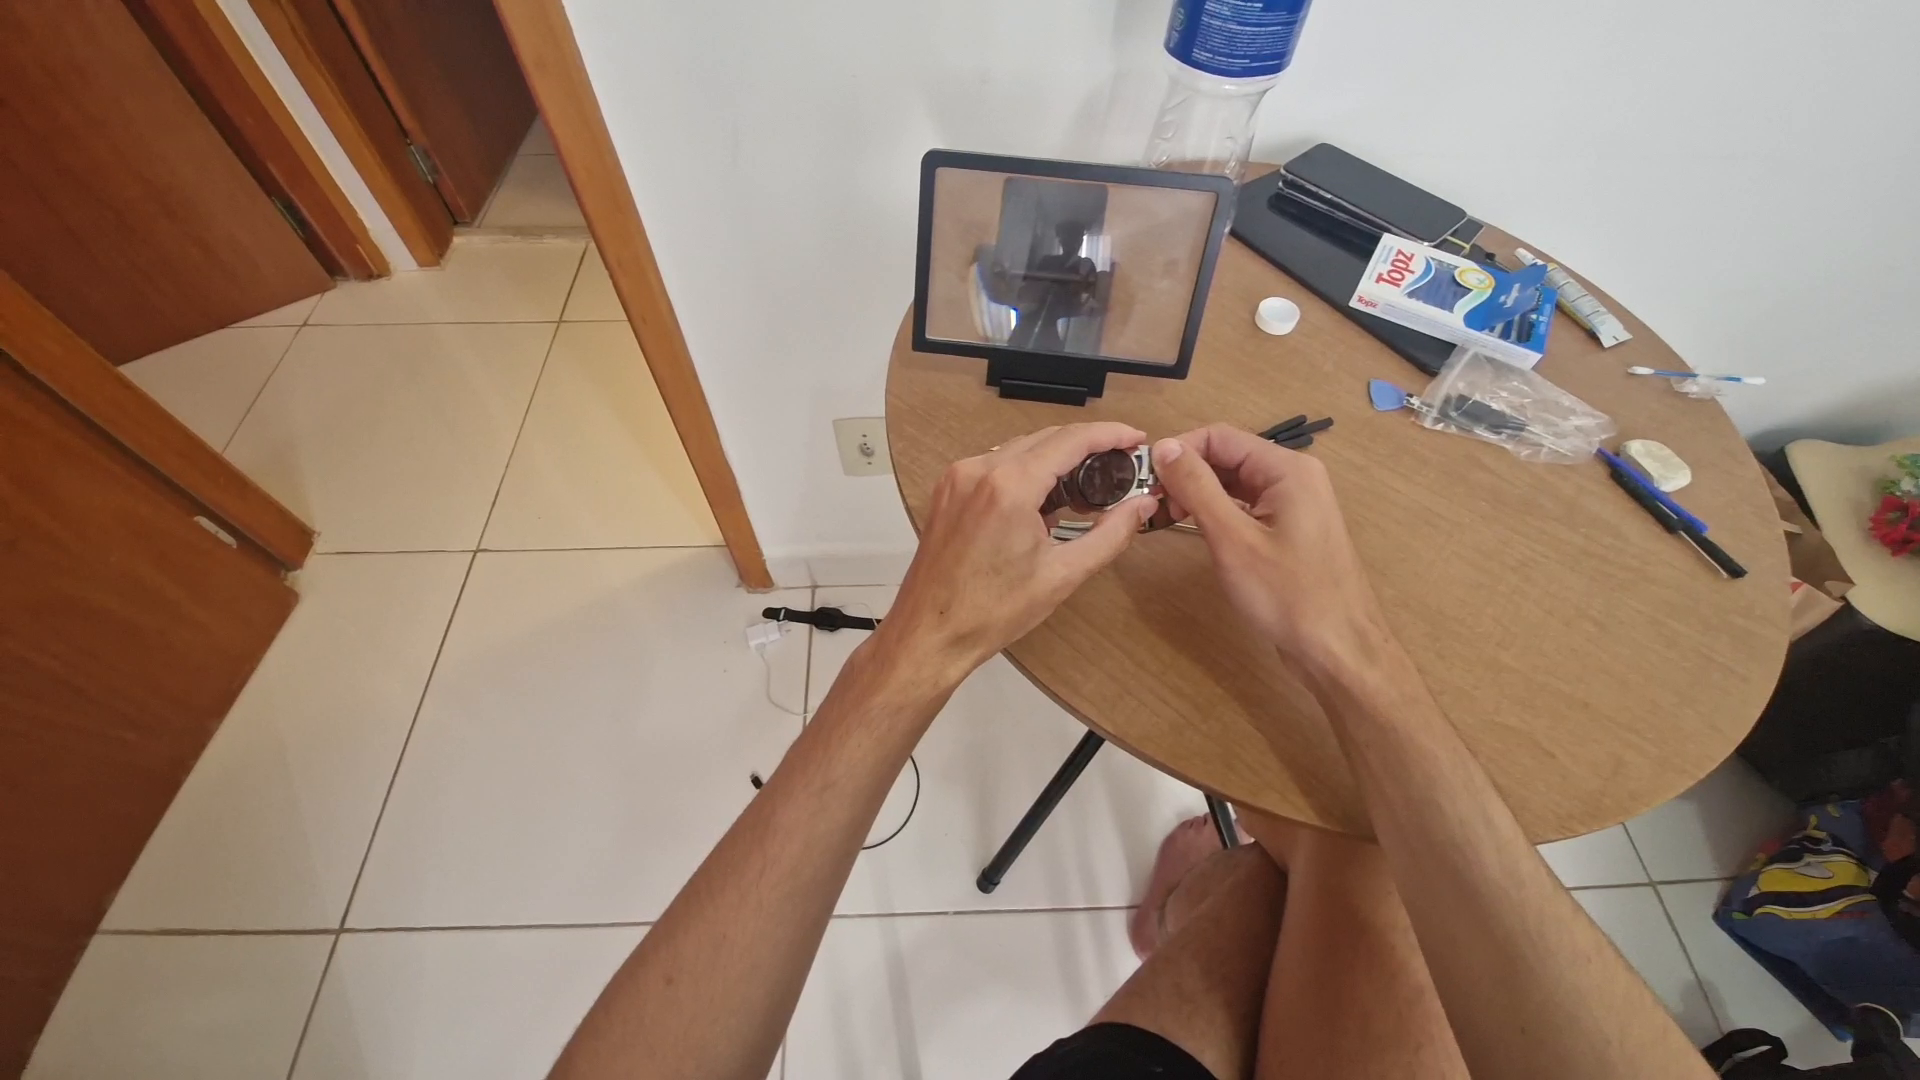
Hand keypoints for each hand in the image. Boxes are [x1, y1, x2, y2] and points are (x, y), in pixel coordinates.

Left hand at [881, 423, 1160, 680]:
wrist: (930, 633)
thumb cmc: (992, 611)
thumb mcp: (1062, 575)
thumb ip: (1110, 534)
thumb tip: (1144, 506)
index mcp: (1009, 486)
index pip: (1071, 440)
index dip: (1110, 434)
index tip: (1137, 438)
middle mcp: (979, 470)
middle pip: (1046, 438)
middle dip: (1087, 447)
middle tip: (1120, 468)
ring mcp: (958, 477)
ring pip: (1020, 449)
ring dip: (1056, 459)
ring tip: (1087, 489)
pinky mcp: (948, 490)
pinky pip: (996, 465)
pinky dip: (1026, 472)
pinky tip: (1045, 501)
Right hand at [1151, 425, 1387, 671]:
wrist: (1337, 650)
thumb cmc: (1287, 595)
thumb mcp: (1233, 539)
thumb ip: (1197, 488)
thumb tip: (1164, 447)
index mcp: (1286, 469)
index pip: (1220, 437)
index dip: (1179, 451)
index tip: (1146, 478)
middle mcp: (1294, 477)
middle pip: (1227, 456)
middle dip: (1187, 474)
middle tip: (1155, 505)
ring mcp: (1294, 504)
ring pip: (1234, 482)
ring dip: (1199, 494)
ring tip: (1170, 518)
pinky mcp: (1289, 529)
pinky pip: (1246, 505)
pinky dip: (1217, 512)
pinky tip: (1197, 530)